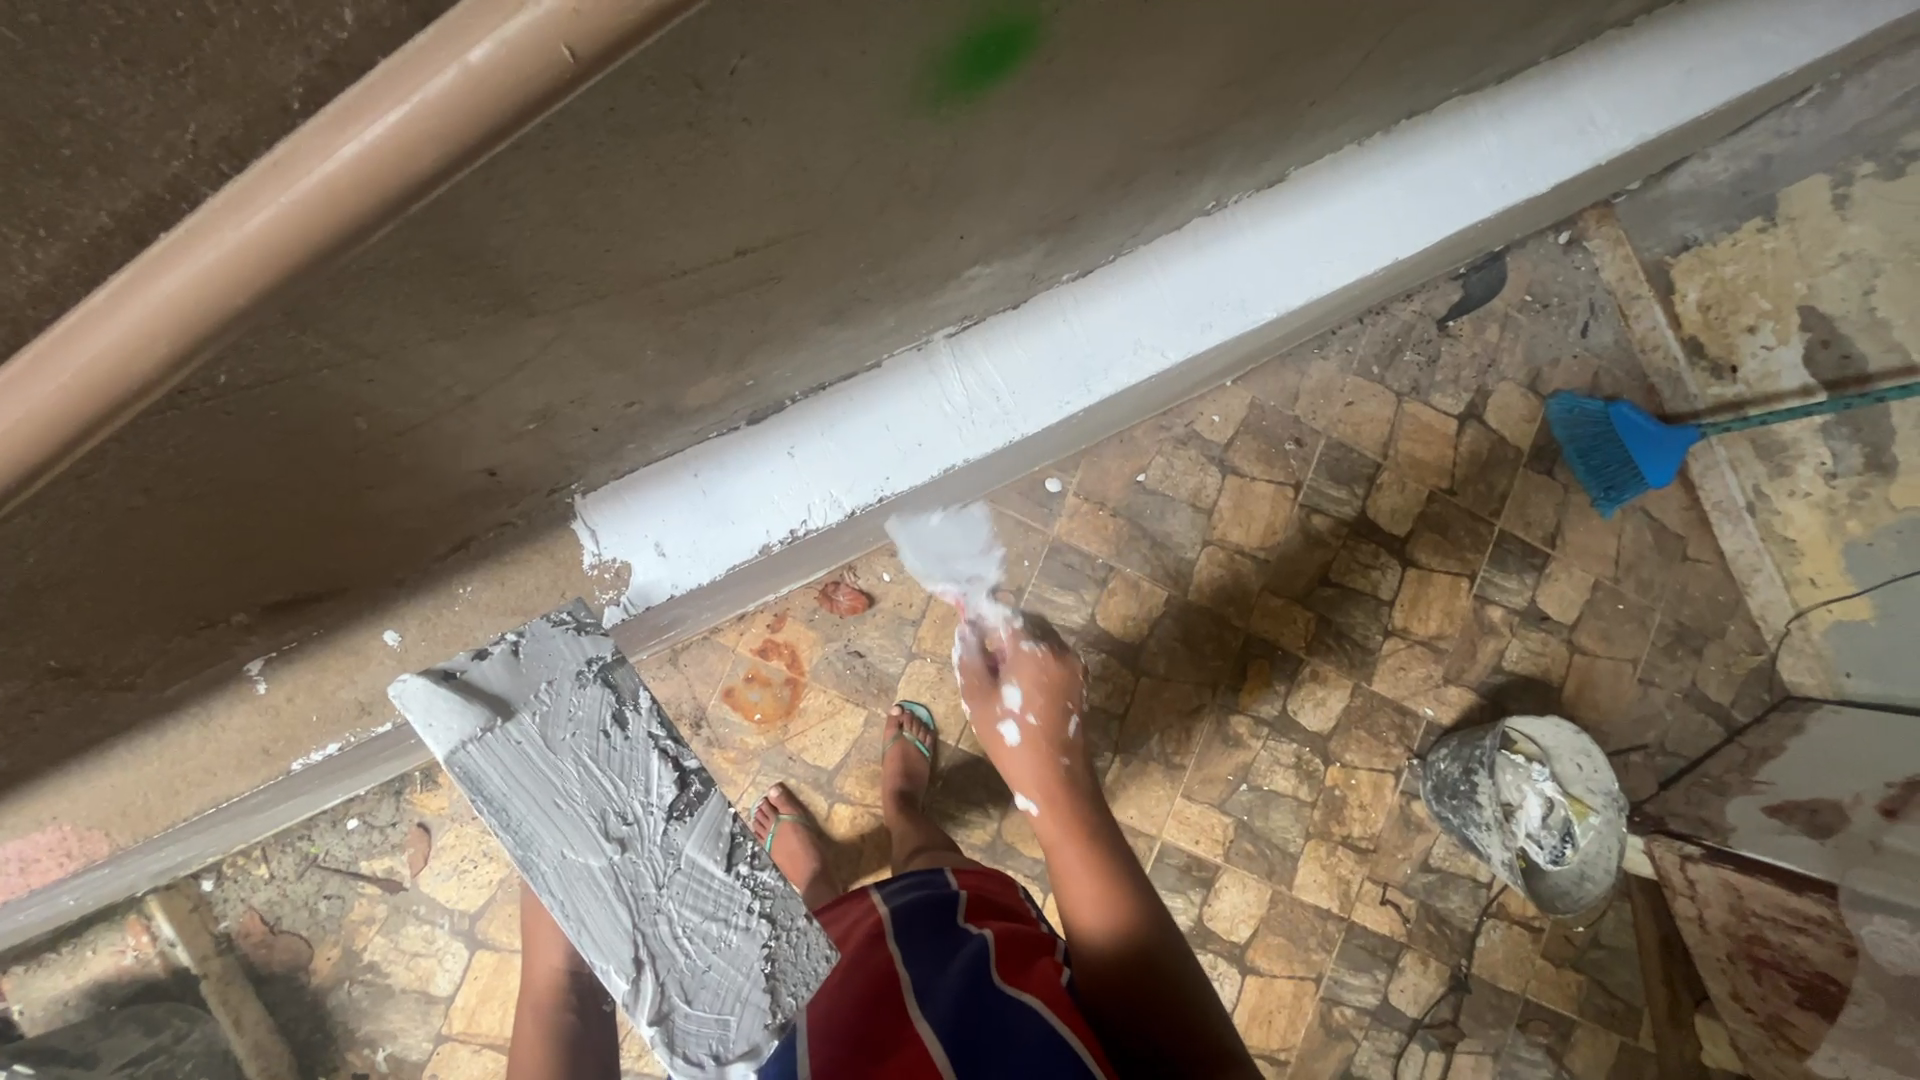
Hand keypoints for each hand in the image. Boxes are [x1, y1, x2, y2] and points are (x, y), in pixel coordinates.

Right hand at [953, 613, 1099, 819]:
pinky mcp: (1079, 681)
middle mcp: (1060, 649)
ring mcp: (1074, 666)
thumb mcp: (977, 697)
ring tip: (995, 668)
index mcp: (1035, 649)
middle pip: (1028, 624)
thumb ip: (970, 656)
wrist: (1055, 778)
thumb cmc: (1011, 739)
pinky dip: (1033, 658)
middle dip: (1003, 628)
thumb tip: (966, 630)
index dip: (985, 614)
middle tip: (979, 646)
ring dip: (1018, 644)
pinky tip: (1015, 682)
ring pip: (1041, 640)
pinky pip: (1052, 657)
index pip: (1007, 614)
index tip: (967, 619)